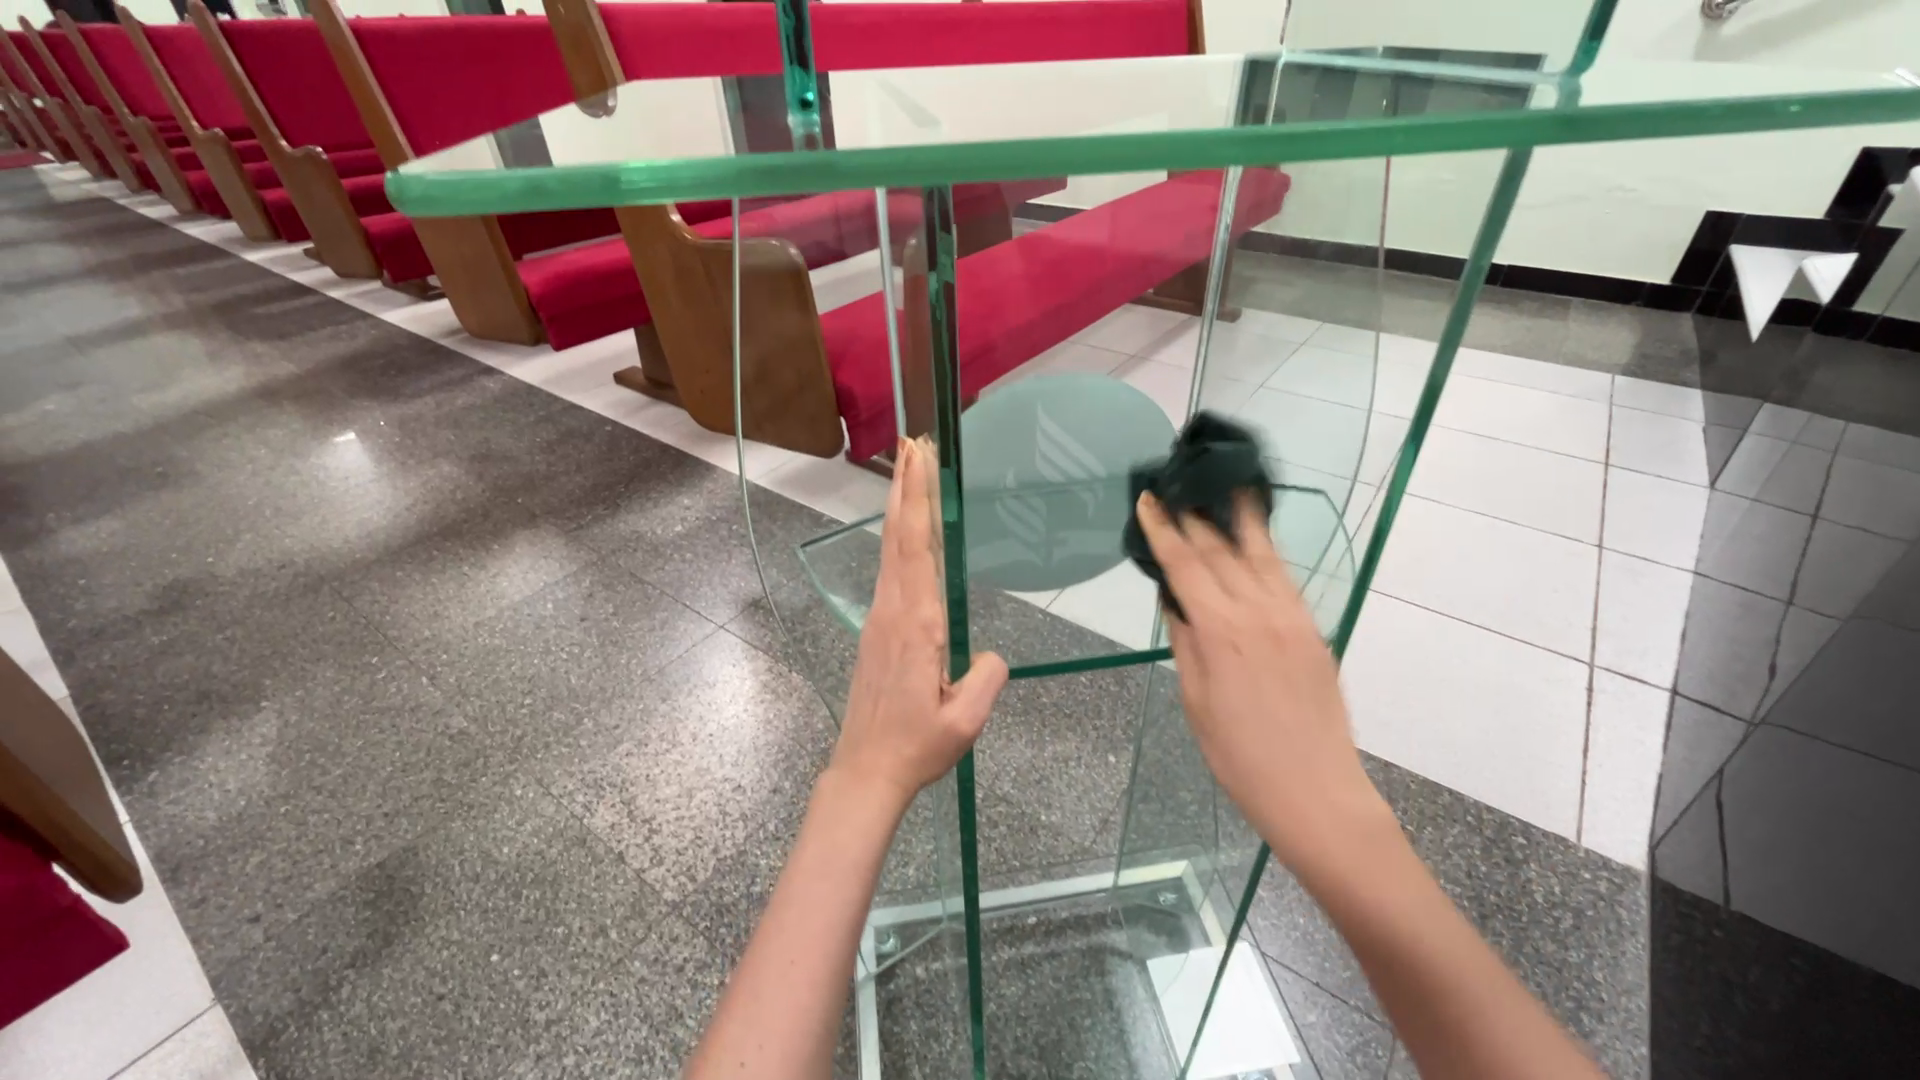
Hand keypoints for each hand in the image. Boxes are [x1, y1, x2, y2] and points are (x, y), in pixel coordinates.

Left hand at [831, 439, 1008, 810]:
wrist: (865, 770)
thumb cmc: (918, 747)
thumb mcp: (966, 719)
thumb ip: (987, 677)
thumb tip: (991, 654)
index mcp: (918, 624)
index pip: (919, 548)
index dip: (918, 500)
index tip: (919, 459)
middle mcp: (894, 612)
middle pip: (898, 537)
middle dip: (905, 487)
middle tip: (910, 444)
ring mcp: (880, 619)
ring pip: (890, 551)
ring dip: (898, 508)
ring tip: (906, 472)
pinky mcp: (875, 631)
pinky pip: (889, 573)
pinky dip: (897, 541)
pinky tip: (905, 535)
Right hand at [1134, 492, 1391, 874]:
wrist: (1314, 790)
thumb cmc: (1239, 757)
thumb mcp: (1194, 701)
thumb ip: (1185, 642)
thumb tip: (1173, 597)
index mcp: (1222, 632)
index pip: (1185, 565)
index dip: (1163, 530)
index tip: (1147, 500)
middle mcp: (1260, 612)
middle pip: (1221, 551)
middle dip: (1194, 518)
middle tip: (1175, 489)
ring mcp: (1293, 617)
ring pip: (1259, 555)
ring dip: (1236, 520)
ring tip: (1222, 489)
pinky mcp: (1314, 629)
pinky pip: (1284, 578)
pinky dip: (1265, 551)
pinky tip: (1255, 538)